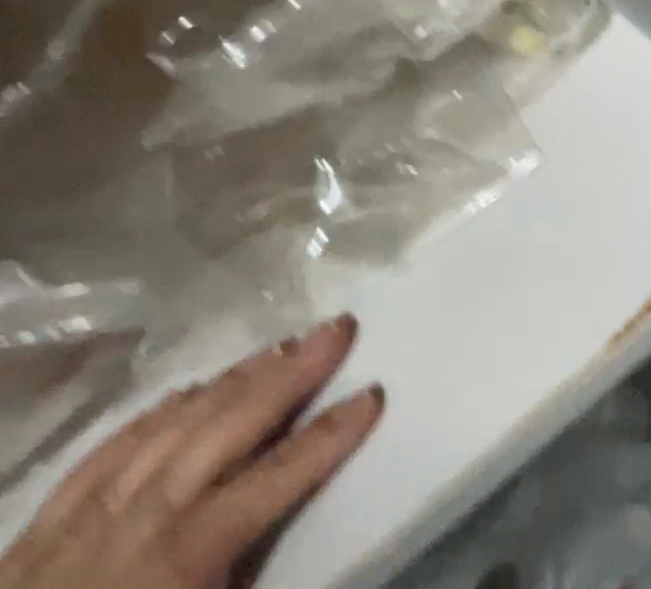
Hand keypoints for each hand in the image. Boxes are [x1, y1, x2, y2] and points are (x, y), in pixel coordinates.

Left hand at [0, 315, 382, 588]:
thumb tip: (330, 537)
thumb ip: (259, 565)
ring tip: (280, 346)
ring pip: (162, 435)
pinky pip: (97, 460)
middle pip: (216, 435)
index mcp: (181, 559)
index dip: (326, 436)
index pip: (270, 480)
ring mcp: (74, 526)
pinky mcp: (32, 537)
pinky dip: (148, 420)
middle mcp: (131, 528)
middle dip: (283, 378)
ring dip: (229, 384)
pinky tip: (185, 393)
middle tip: (335, 328)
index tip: (372, 393)